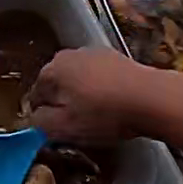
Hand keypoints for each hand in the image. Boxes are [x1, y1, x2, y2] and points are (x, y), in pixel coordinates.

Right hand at [27, 48, 173, 146]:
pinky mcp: (112, 55)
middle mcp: (65, 55)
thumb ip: (40, 124)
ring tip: (99, 115)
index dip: (44, 116)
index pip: (35, 97)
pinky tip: (113, 102)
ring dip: (81, 94)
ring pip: (76, 78)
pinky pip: (96, 75)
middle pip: (55, 85)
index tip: (58, 131)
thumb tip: (31, 119)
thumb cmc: (104, 114)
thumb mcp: (66, 128)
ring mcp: (89, 52)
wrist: (150, 97)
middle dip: (62, 103)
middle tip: (78, 125)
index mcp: (50, 71)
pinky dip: (100, 87)